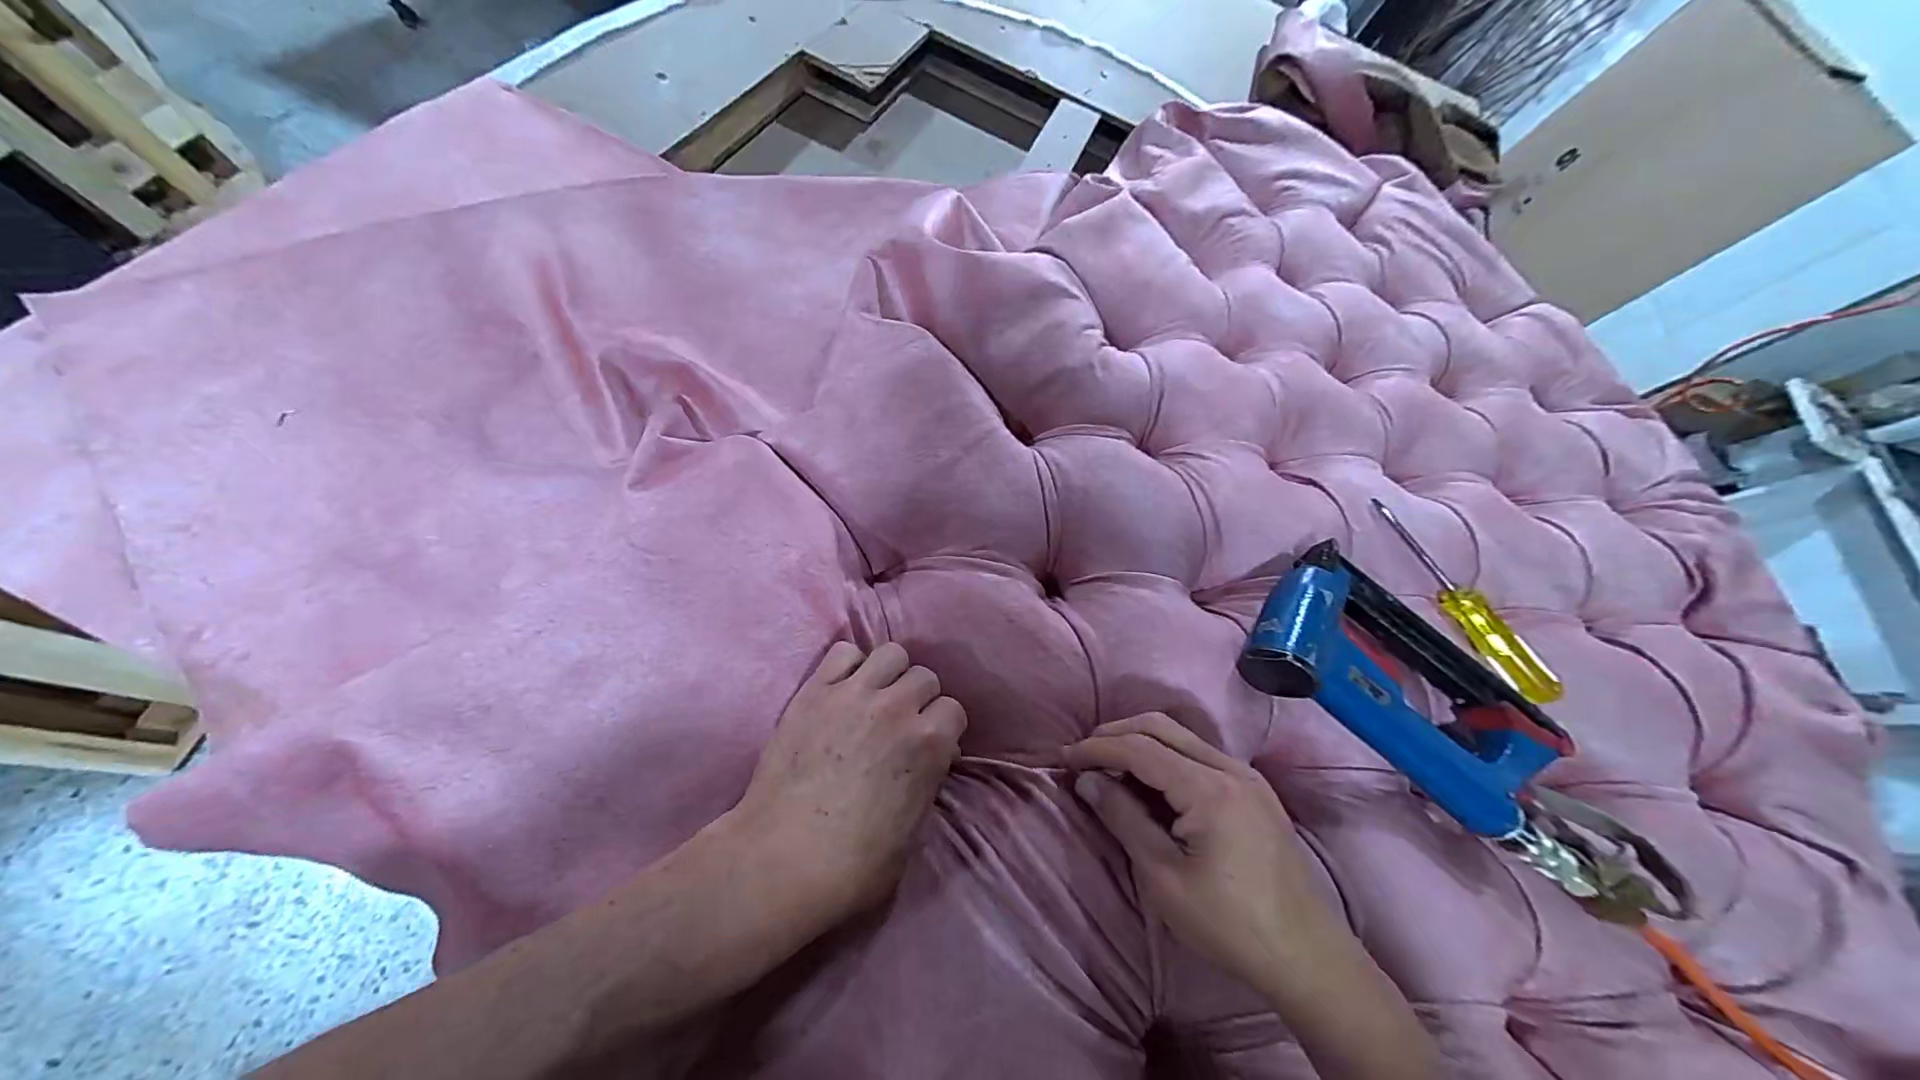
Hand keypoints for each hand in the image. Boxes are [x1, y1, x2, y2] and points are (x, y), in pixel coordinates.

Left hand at [733, 642, 967, 918]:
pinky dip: (848, 667)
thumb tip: (928, 762)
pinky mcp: (814, 692)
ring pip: (890, 654)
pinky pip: (842, 653)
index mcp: (930, 743)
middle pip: (924, 677)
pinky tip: (842, 690)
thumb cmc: (856, 866)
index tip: (929, 748)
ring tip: (874, 699)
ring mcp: (853, 694)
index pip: (954, 710)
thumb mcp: (914, 831)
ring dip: (889, 675)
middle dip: (918, 699)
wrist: (783, 860)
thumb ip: (927, 782)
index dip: (943, 730)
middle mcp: (897, 708)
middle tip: (900, 724)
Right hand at [1064, 713, 1354, 1004]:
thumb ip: (1123, 818)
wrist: (1309, 958)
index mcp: (1209, 788)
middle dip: (1115, 733)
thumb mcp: (1163, 877)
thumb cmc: (1230, 925)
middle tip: (1083, 754)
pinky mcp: (1256, 792)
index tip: (1064, 758)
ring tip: (1108, 766)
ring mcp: (1248, 777)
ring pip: (1182, 736)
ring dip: (1141, 741)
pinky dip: (1166, 756)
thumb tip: (1087, 780)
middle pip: (1161, 726)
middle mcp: (1231, 768)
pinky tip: (1149, 782)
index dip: (1097, 747)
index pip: (1139, 747)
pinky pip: (1200, 755)